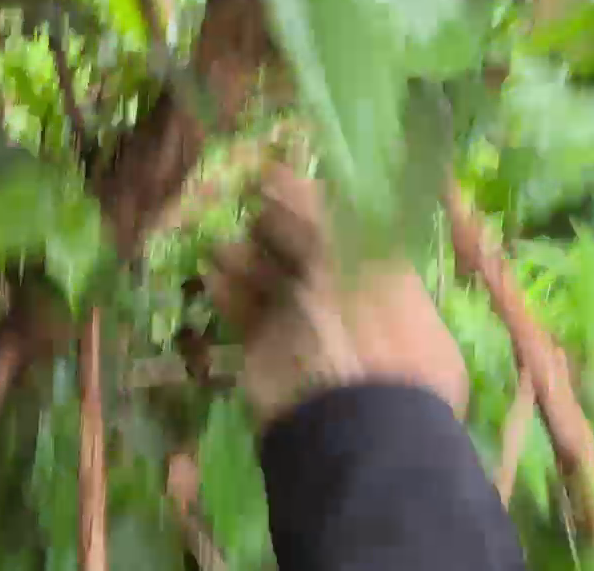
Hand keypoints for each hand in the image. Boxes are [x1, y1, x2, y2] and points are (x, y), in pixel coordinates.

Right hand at [210, 166, 468, 423]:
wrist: (344, 418)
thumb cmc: (362, 330)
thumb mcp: (348, 259)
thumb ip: (316, 216)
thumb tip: (285, 174)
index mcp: (379, 277)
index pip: (338, 225)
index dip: (304, 200)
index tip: (268, 177)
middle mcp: (344, 297)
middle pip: (298, 247)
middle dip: (270, 226)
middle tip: (248, 210)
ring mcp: (305, 325)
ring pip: (266, 276)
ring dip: (242, 257)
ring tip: (223, 250)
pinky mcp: (268, 348)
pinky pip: (244, 310)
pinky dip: (227, 292)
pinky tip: (213, 277)